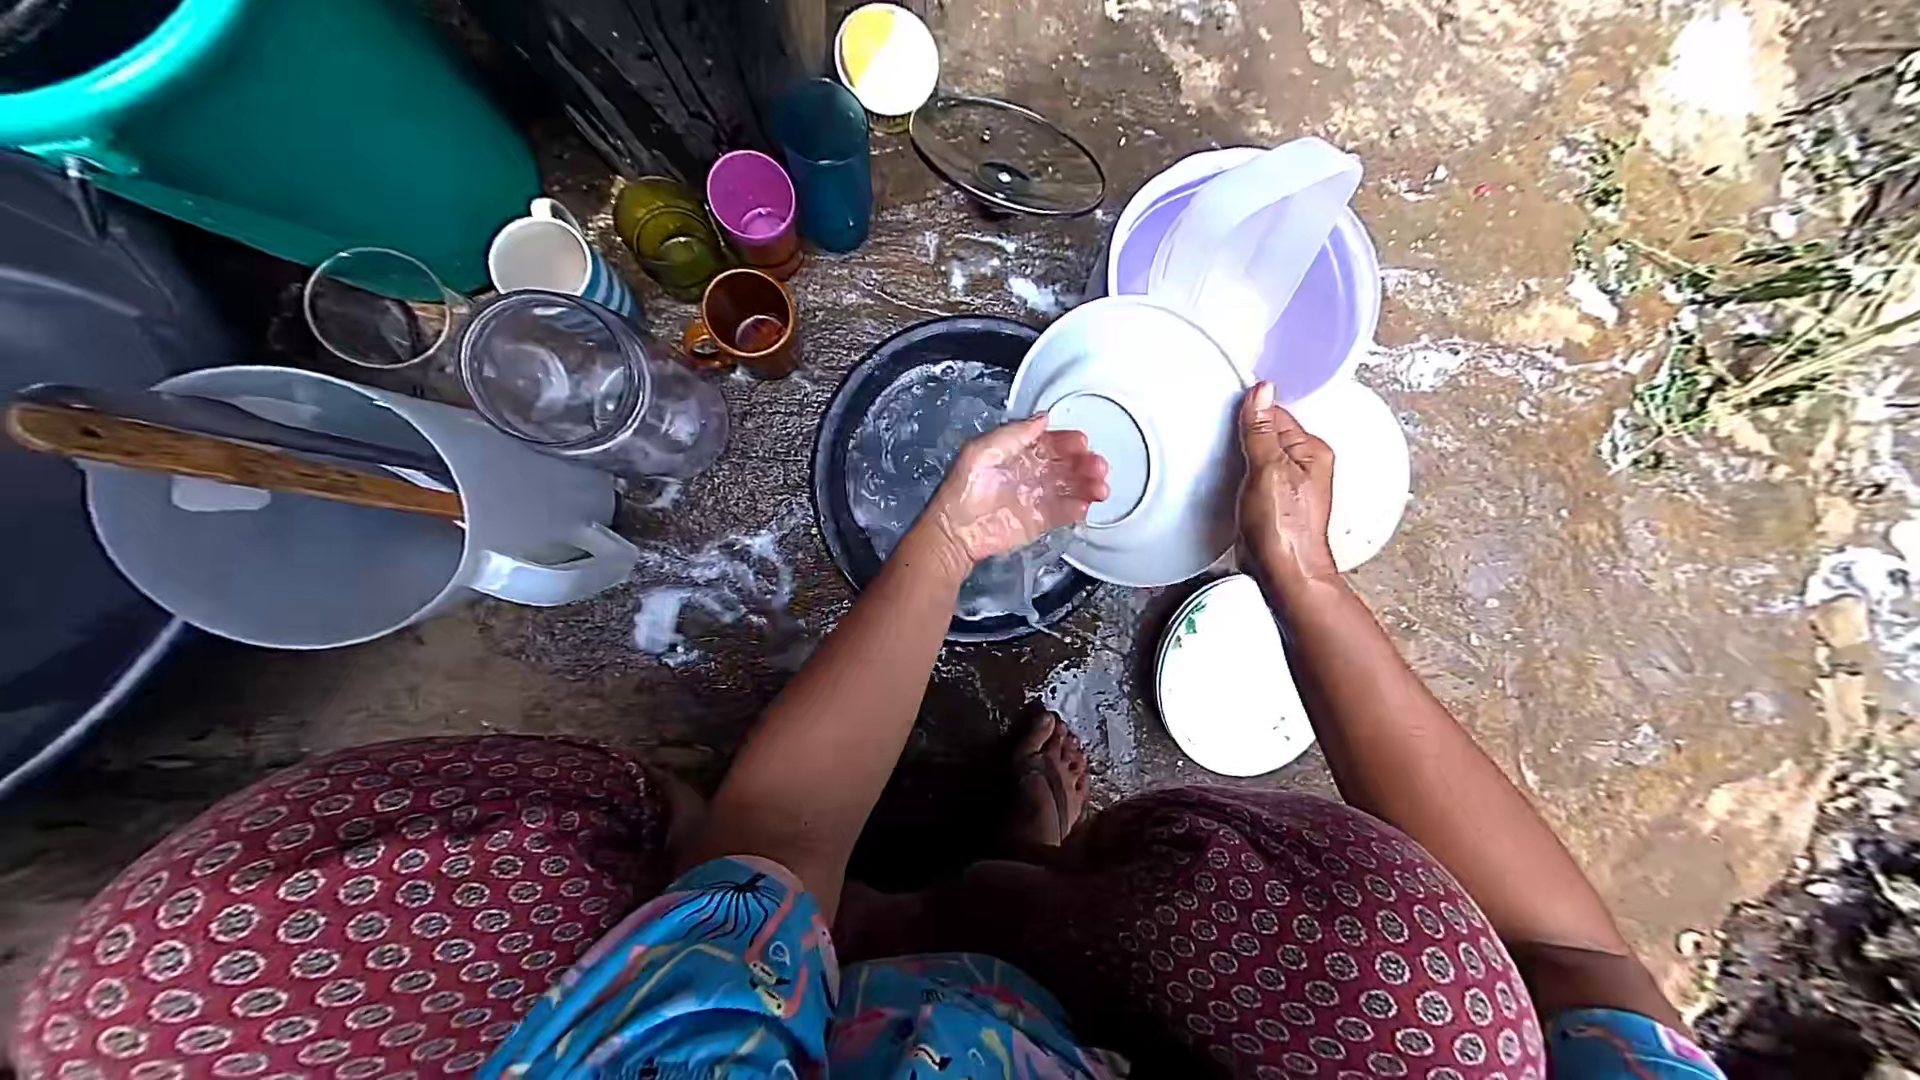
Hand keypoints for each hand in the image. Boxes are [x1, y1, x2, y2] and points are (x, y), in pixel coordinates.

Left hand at [921, 414, 1109, 570]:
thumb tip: (1042, 418)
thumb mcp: (982, 451)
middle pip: (1067, 464)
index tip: (1082, 442)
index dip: (1068, 441)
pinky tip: (1086, 505)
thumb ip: (1014, 434)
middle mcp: (1032, 473)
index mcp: (1018, 453)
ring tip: (1100, 487)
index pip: (1051, 442)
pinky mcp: (1041, 521)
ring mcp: (1038, 497)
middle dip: (1086, 463)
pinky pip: (1066, 512)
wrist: (956, 531)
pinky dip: (1079, 508)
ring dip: (1089, 485)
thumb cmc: (962, 489)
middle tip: (1098, 466)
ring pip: (1072, 487)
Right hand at [1238, 381, 1337, 588]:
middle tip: (1219, 441)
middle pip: (1266, 434)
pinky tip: (1225, 481)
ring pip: (1256, 456)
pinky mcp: (1270, 503)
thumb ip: (1261, 430)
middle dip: (1241, 435)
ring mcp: (1286, 486)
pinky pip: (1250, 477)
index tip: (1225, 415)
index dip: (1250, 413)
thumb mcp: (1268, 469)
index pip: (1276, 414)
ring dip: (1237, 456)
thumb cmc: (1284, 529)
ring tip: (1220, 460)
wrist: (1282, 573)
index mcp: (1311, 451)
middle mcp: (1303, 466)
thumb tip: (1261, 392)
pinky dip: (1235, 475)